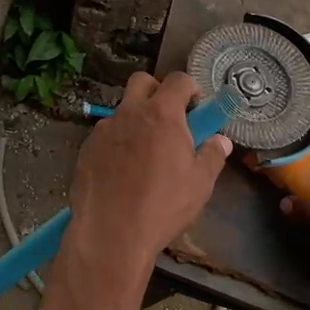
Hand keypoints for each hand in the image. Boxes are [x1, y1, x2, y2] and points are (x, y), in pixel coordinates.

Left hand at [66, 71, 231, 274]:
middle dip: (157, 90)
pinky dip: (119, 140)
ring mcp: (105, 126)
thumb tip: (221, 140)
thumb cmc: (163, 205)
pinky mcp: (88, 145)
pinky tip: (124, 169)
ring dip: (137, 119)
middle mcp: (130, 111)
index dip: (189, 87)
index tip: (196, 105)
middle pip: (142, 81)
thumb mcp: (200, 184)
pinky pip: (107, 133)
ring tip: (147, 152)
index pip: (177, 80)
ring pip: (123, 109)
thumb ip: (212, 156)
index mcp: (161, 113)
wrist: (112, 230)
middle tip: (169, 118)